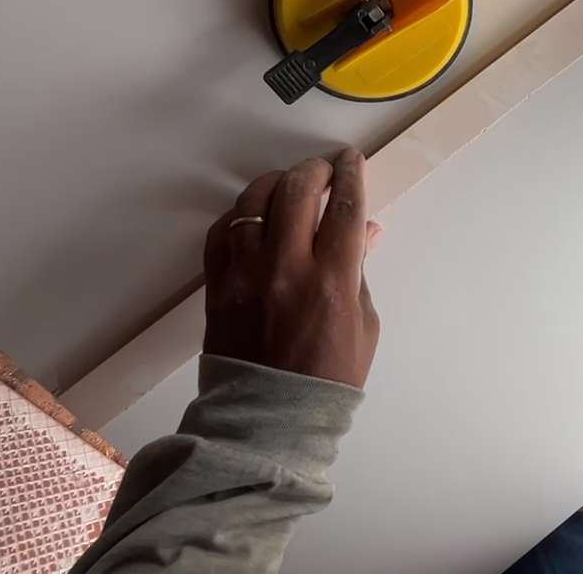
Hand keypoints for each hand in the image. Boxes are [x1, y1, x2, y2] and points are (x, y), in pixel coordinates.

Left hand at [203, 149, 382, 387]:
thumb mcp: (363, 324)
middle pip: (297, 191)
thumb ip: (360, 270)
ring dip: (276, 182)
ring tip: (288, 185)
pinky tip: (255, 215)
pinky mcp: (216, 286)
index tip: (353, 160)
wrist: (267, 422)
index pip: (344, 207)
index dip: (351, 175)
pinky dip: (240, 214)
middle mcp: (286, 270)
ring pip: (253, 202)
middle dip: (314, 169)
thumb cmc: (327, 377)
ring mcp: (245, 276)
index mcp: (331, 281)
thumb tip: (366, 229)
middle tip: (323, 170)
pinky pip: (222, 231)